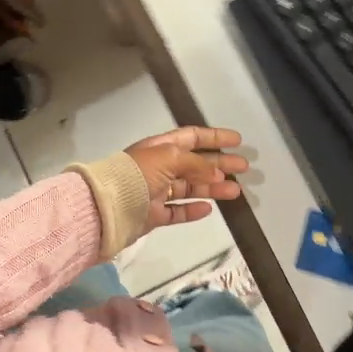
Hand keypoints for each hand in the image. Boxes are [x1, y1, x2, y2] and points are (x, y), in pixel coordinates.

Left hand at [125, 126, 246, 231]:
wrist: (108, 207)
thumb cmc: (137, 174)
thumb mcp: (168, 158)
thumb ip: (195, 163)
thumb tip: (217, 172)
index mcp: (161, 147)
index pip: (192, 137)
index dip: (214, 137)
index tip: (237, 140)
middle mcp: (159, 166)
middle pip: (195, 163)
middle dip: (220, 164)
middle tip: (244, 168)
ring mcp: (156, 191)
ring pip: (190, 188)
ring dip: (213, 188)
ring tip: (236, 192)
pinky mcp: (153, 215)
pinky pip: (176, 211)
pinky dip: (192, 210)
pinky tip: (208, 209)